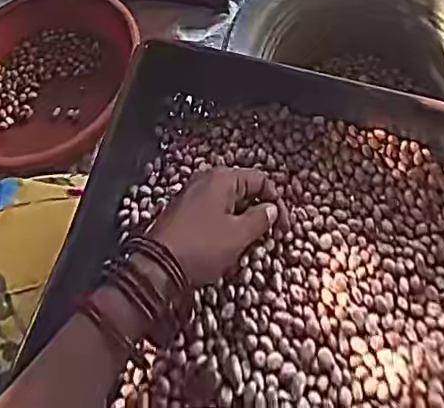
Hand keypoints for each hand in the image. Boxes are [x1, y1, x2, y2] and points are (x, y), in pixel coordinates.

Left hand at [146, 167, 279, 284]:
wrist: (158, 265)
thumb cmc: (201, 247)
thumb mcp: (238, 235)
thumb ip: (260, 219)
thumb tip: (272, 209)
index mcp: (221, 178)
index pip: (260, 180)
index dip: (277, 202)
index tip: (285, 229)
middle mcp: (206, 179)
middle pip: (244, 189)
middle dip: (260, 211)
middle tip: (270, 237)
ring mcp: (193, 194)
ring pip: (229, 202)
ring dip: (244, 220)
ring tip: (251, 244)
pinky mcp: (185, 211)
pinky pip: (214, 211)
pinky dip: (226, 224)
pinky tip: (228, 245)